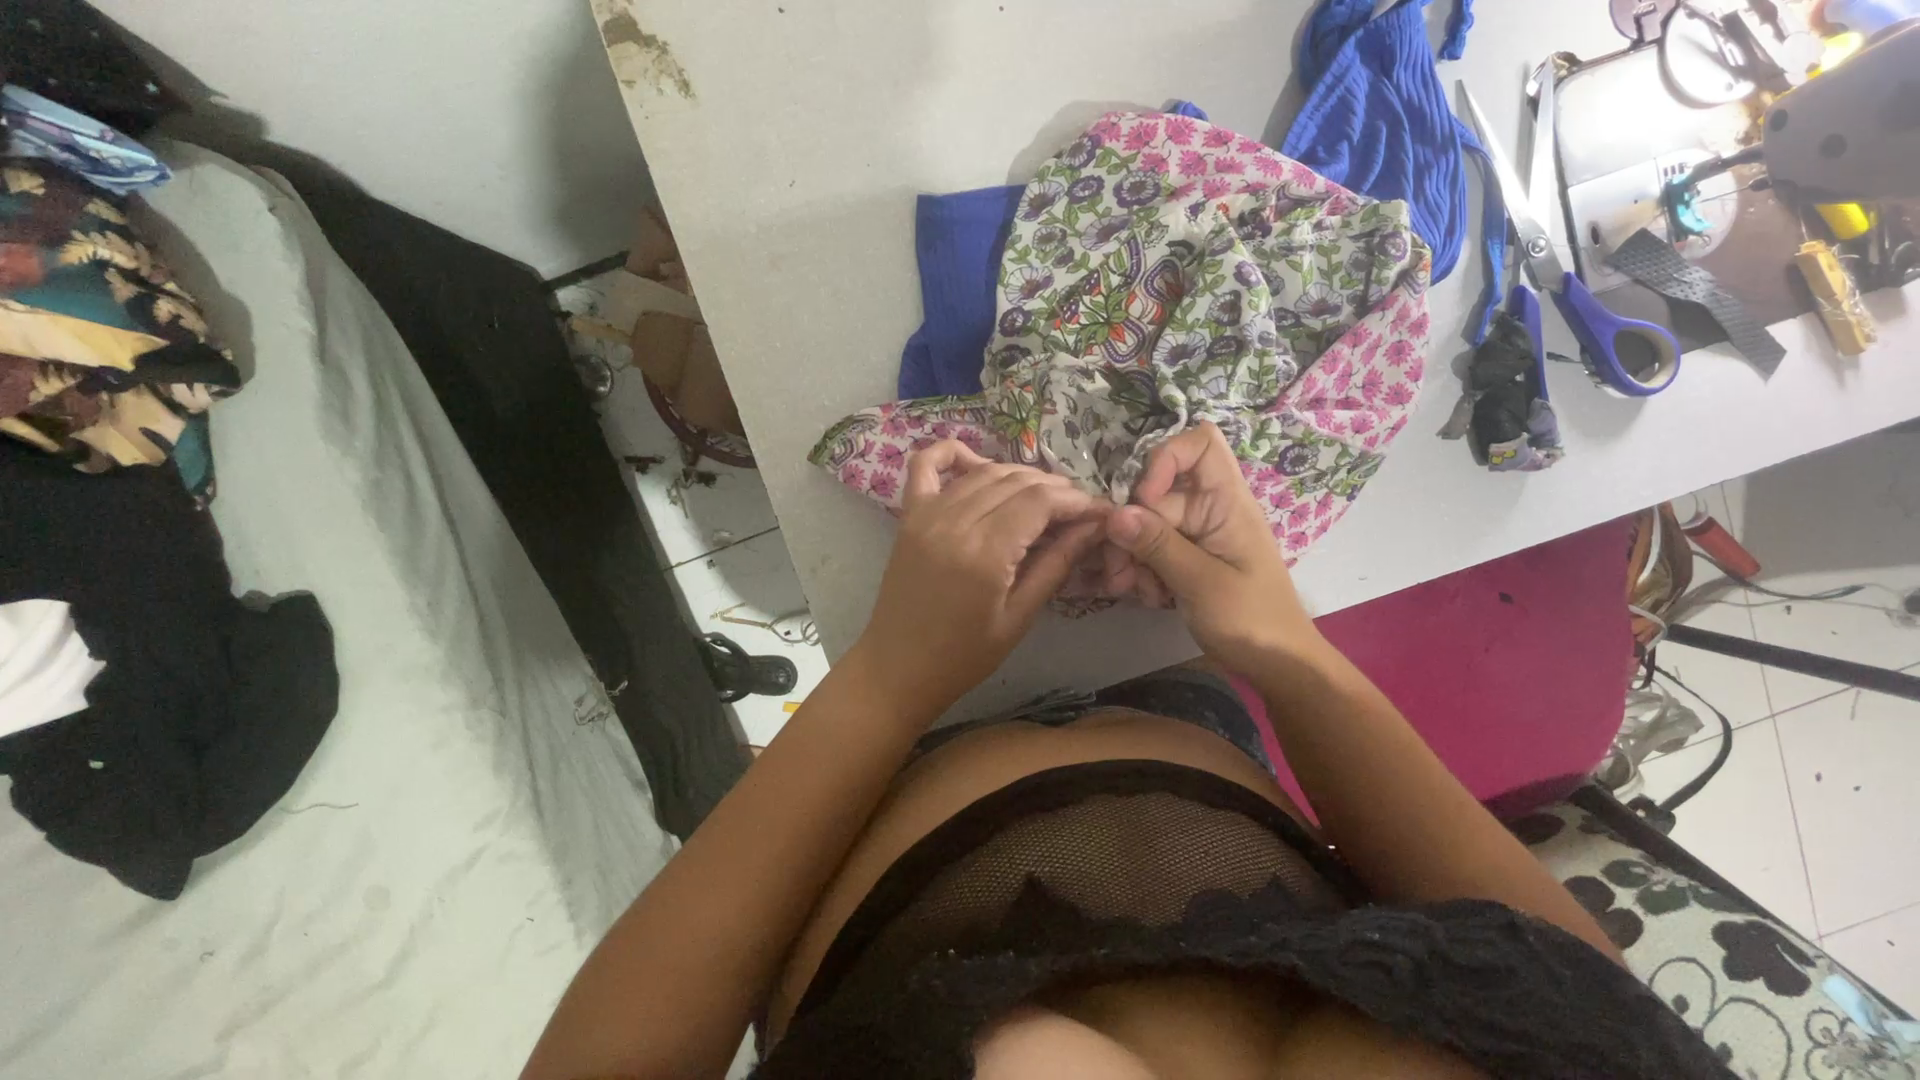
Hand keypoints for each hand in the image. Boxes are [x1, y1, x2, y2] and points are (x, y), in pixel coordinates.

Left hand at [853, 441, 1107, 715]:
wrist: (898, 668)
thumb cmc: (963, 656)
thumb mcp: (1019, 618)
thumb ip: (1056, 565)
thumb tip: (1092, 527)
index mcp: (985, 553)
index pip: (1040, 501)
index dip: (1075, 501)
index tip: (1099, 512)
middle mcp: (955, 522)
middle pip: (1015, 481)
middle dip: (1055, 488)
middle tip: (1078, 510)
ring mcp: (927, 515)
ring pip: (983, 472)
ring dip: (1019, 475)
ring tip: (1045, 496)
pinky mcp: (909, 516)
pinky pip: (925, 465)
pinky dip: (953, 453)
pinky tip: (978, 462)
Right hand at [1102, 423, 1322, 673]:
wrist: (1279, 666)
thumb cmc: (1252, 620)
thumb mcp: (1202, 583)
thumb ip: (1158, 545)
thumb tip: (1114, 514)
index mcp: (1228, 502)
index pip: (1199, 445)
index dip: (1163, 460)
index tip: (1141, 500)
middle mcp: (1211, 510)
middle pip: (1156, 496)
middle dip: (1131, 530)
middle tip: (1117, 570)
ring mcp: (1199, 536)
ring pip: (1147, 526)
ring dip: (1132, 557)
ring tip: (1132, 591)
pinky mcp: (1189, 560)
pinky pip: (1153, 552)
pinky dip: (1143, 572)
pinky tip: (1147, 598)